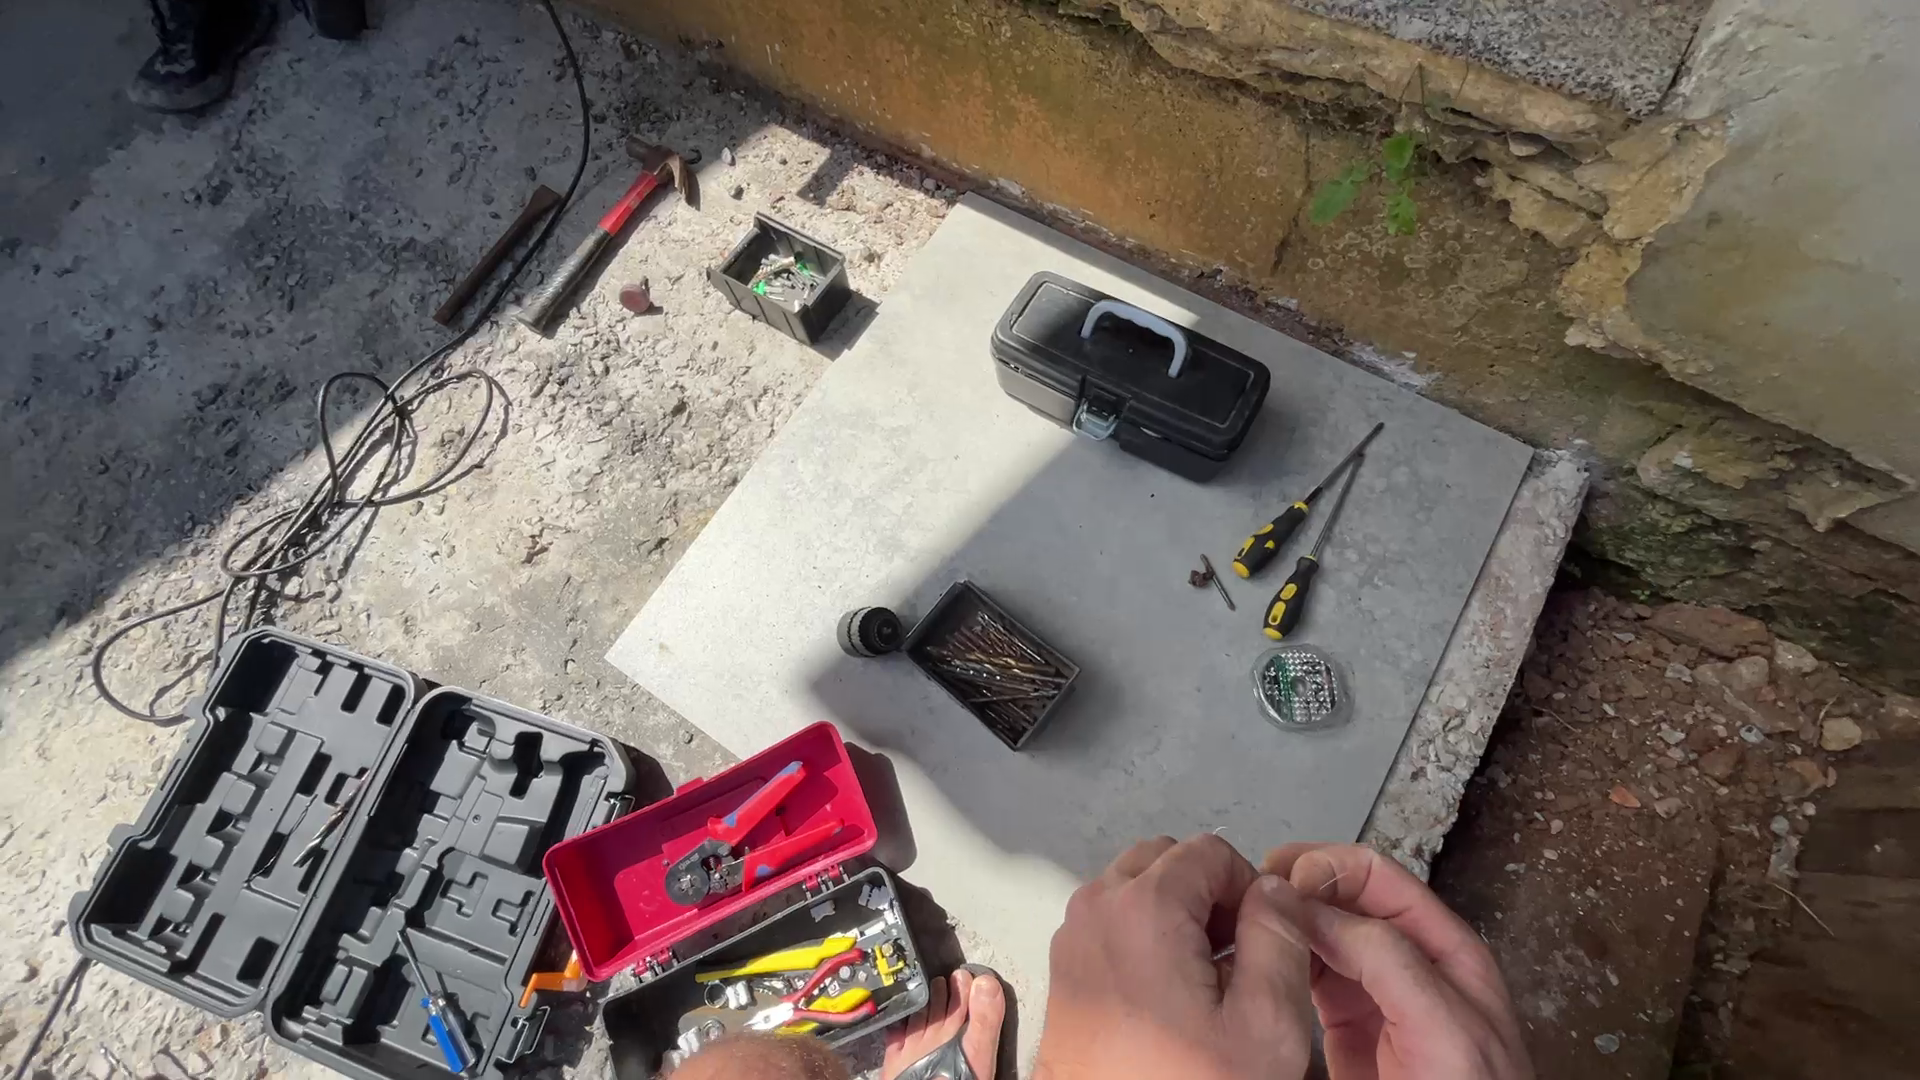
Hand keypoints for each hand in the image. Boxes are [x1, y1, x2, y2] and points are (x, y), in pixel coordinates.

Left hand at [1034, 834, 1314, 1079]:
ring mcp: (1074, 926)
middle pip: (1167, 858)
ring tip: (1199, 981)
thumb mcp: (1264, 1026)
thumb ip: (1278, 940)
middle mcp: (1098, 899)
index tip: (1259, 944)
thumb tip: (1273, 888)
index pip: (1209, 850)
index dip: (1246, 888)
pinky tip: (1162, 992)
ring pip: (1136, 883)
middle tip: (1231, 962)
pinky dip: (1142, 930)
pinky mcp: (1064, 956)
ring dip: (1174, 911)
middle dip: (1207, 894)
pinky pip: (1111, 914)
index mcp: (1143, 903)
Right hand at [1264, 843, 1531, 1079]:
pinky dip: (1277, 950)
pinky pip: (1303, 963)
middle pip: (1338, 891)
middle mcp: (1402, 955)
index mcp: (1440, 945)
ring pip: (1315, 924)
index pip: (1374, 873)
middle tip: (1255, 897)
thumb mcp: (1445, 1029)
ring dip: (1280, 914)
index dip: (1326, 868)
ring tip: (1245, 919)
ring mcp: (1370, 985)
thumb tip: (1308, 904)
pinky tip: (1257, 953)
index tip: (1285, 887)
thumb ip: (1387, 958)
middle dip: (1295, 885)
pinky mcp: (1341, 1015)